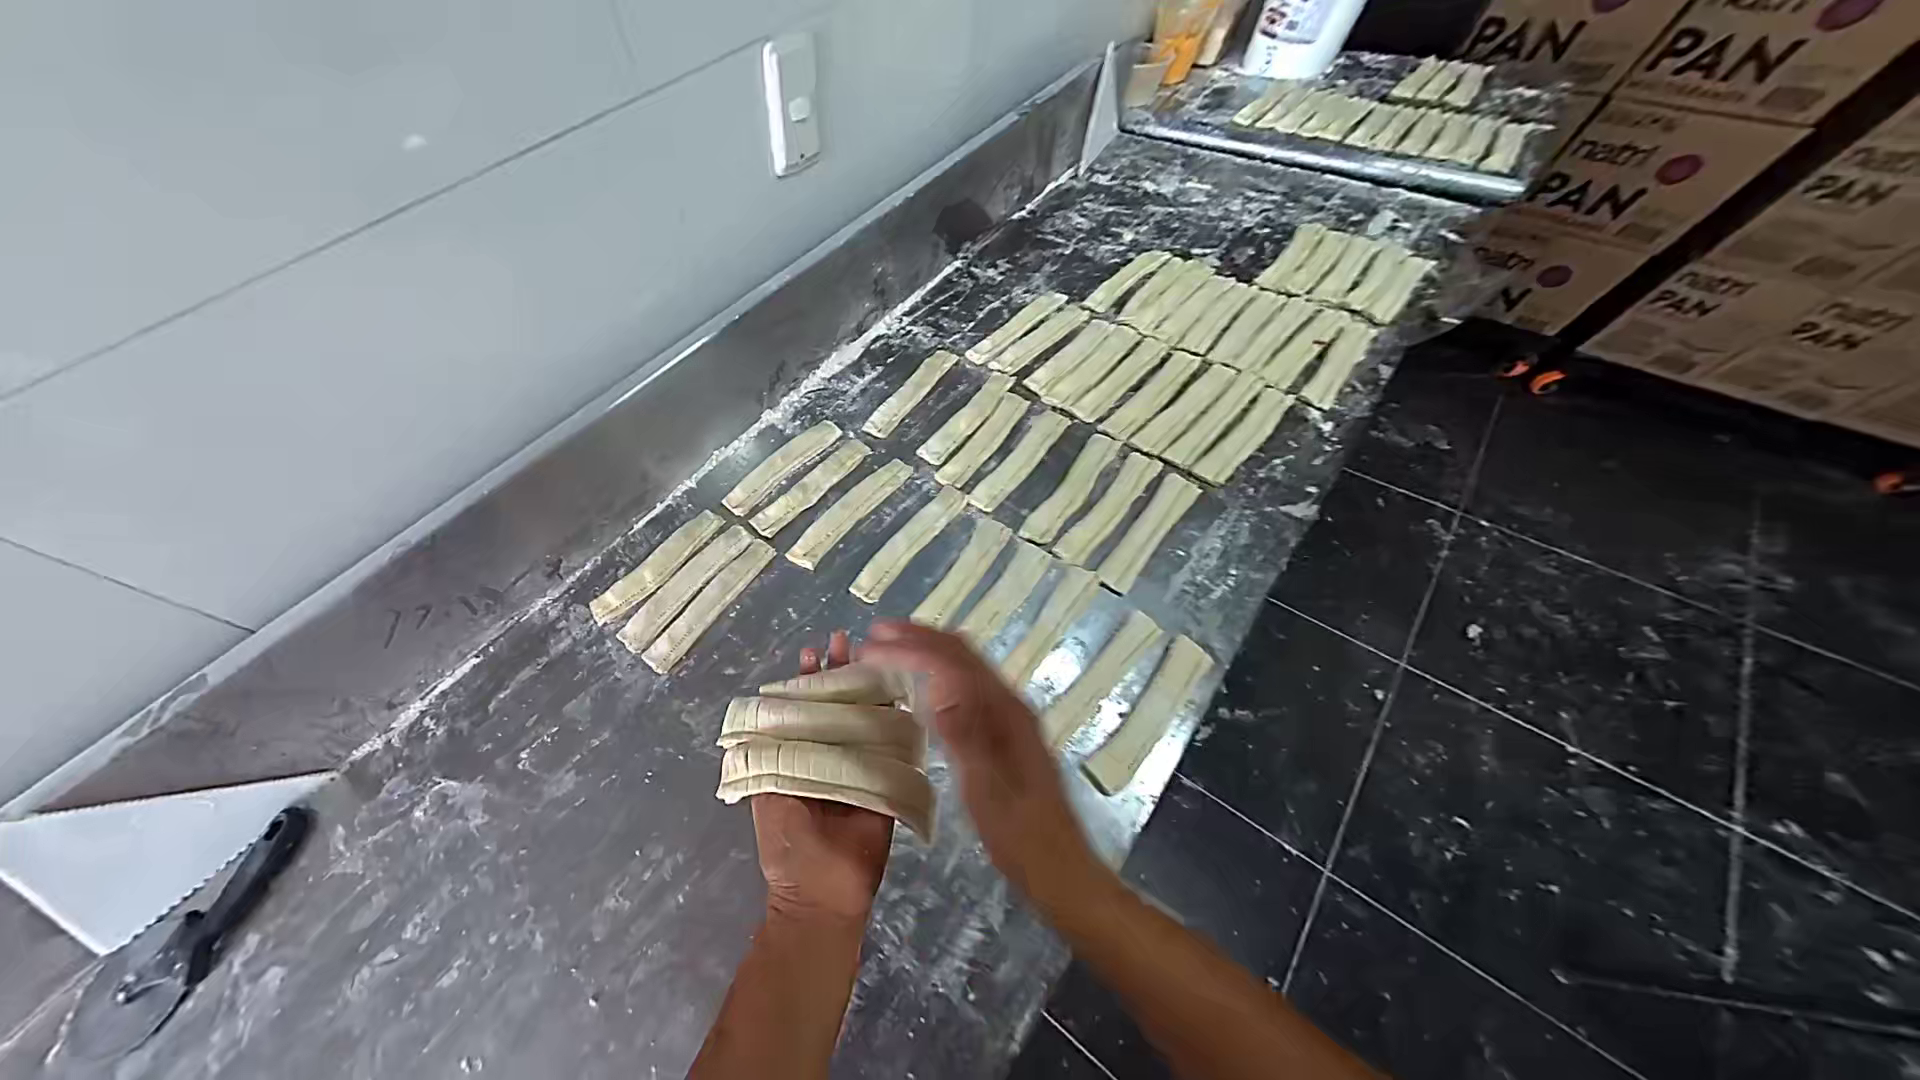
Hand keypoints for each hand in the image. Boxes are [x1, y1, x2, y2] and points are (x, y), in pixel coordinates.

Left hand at [750, 630, 893, 924]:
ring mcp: (863, 764)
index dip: (810, 680)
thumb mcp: (769, 795)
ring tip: (867, 653)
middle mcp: (834, 754)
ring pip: (867, 717)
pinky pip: (894, 745)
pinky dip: (896, 718)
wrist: (823, 893)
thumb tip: (766, 712)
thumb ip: (771, 757)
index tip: (812, 651)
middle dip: (840, 672)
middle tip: (843, 639)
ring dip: (867, 686)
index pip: (808, 708)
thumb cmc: (788, 846)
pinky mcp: (889, 777)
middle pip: (840, 705)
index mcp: (804, 757)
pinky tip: (899, 692)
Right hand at [860, 620, 1106, 913]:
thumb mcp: (987, 791)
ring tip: (895, 647)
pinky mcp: (1006, 729)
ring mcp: (1010, 714)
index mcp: (1005, 713)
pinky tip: (924, 683)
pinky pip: (969, 684)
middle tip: (878, 633)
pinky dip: (941, 670)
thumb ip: (966, 738)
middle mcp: (1010, 704)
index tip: (873, 645)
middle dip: (920, 637)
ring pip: (967, 665)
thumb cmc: (1020, 834)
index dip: (912, 648)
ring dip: (931, 649)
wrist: (1059, 863)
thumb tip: (938, 688)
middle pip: (962, 653)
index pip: (953, 663)